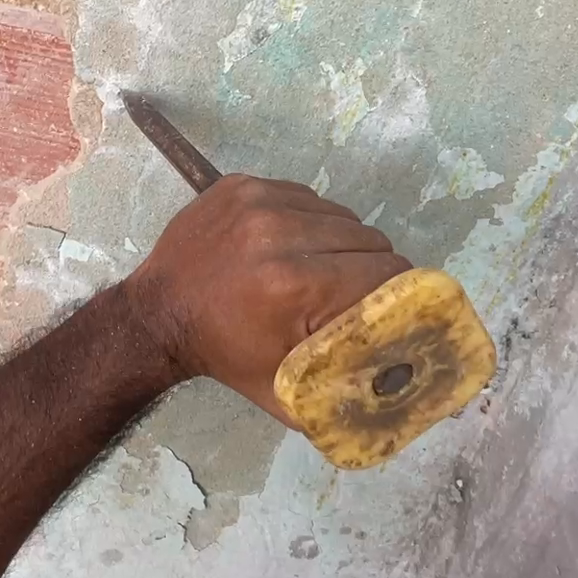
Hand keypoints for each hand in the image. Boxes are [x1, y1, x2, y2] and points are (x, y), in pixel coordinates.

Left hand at [122, 175, 412, 425]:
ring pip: (337, 213)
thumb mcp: (289, 390)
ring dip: (339, 239)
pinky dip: (307, 216)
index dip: (401, 290)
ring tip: (320, 265)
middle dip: (371, 266)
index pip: (386, 272)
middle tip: (354, 288)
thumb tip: (418, 394)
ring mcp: (255, 201)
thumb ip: (351, 392)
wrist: (159, 311)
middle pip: (366, 238)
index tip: (395, 304)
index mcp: (294, 283)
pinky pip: (304, 195)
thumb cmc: (224, 353)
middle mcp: (277, 232)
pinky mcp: (239, 183)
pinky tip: (291, 241)